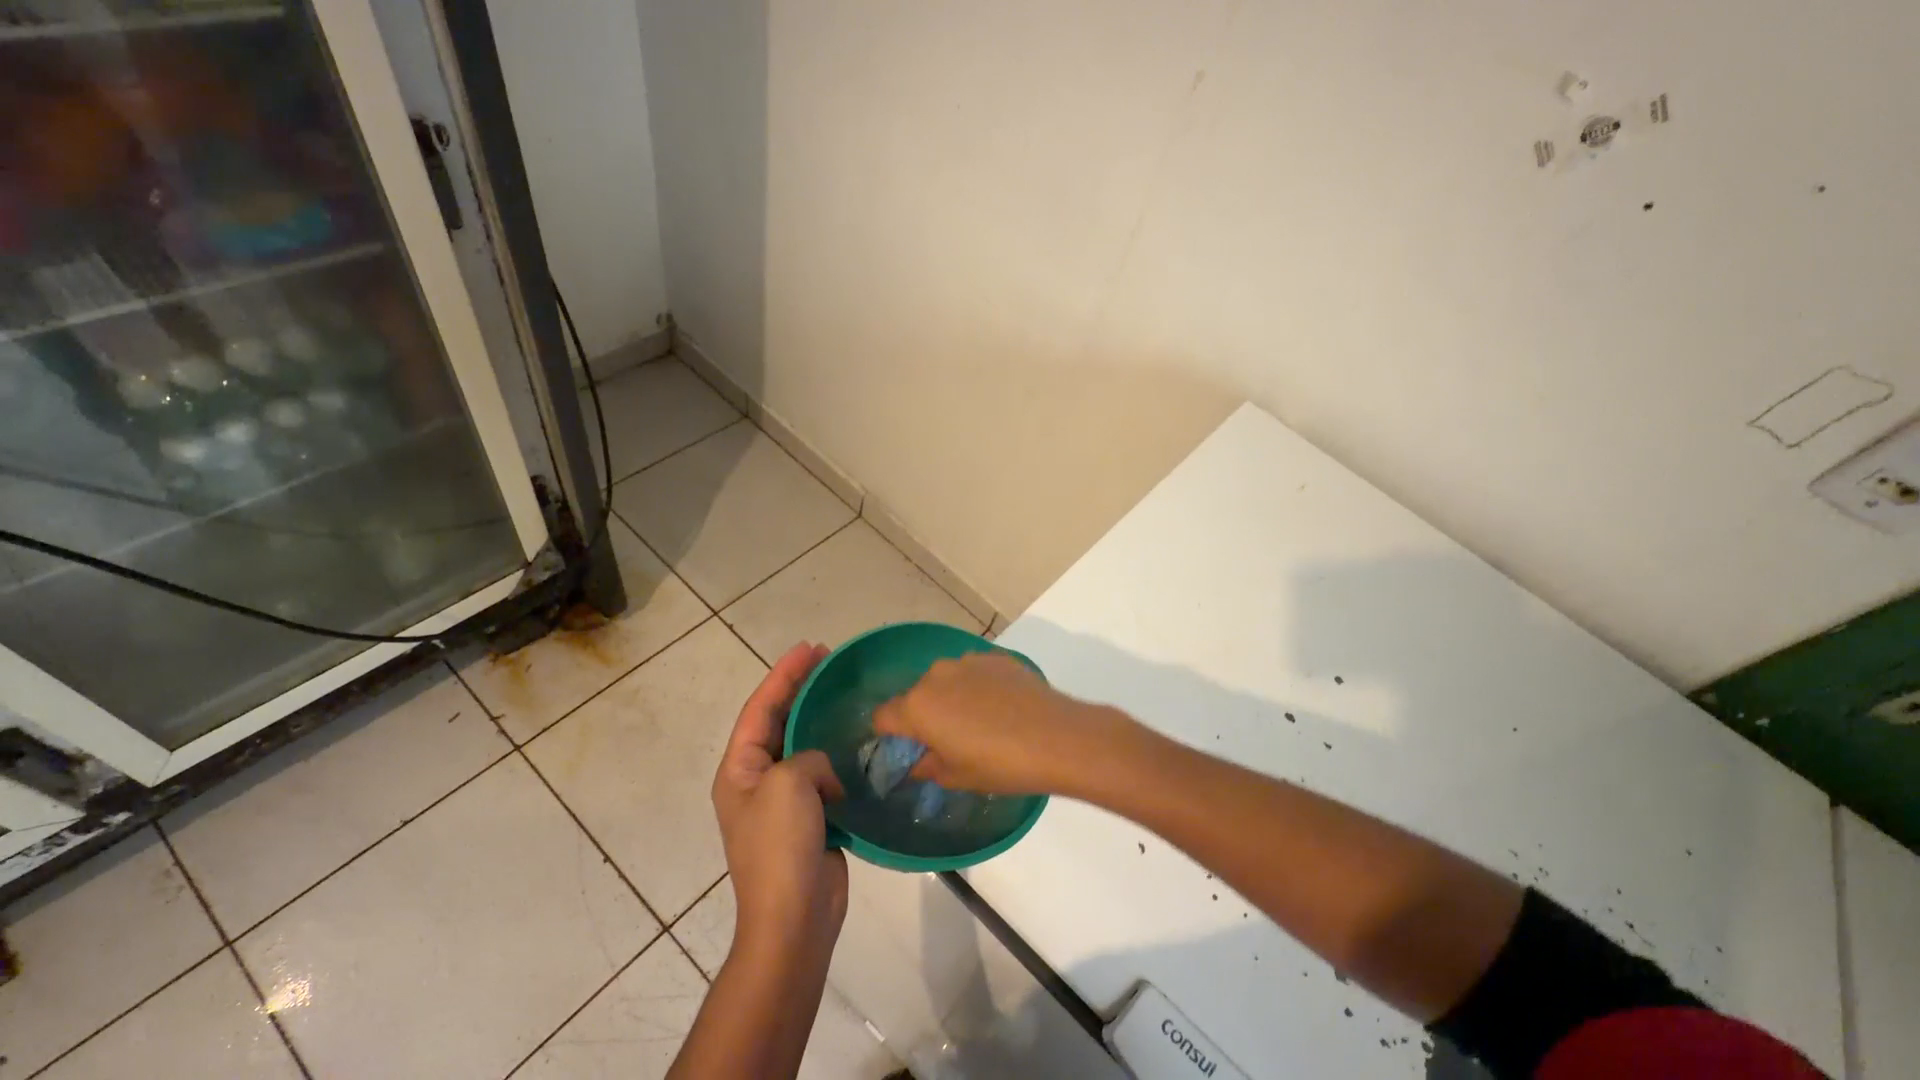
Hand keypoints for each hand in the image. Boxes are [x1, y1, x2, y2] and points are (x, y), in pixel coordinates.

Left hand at [712, 642, 847, 954]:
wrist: (793, 917)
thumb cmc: (779, 847)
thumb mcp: (787, 785)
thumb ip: (805, 757)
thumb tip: (824, 774)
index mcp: (738, 770)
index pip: (759, 709)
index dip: (783, 675)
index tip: (810, 648)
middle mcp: (755, 782)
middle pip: (778, 724)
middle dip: (801, 692)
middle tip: (831, 663)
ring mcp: (781, 805)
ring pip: (802, 751)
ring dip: (821, 725)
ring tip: (848, 699)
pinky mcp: (809, 823)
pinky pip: (822, 781)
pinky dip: (837, 761)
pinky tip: (858, 748)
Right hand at [872, 651, 1127, 795]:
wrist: (1059, 738)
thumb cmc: (1001, 765)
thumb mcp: (957, 776)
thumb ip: (928, 766)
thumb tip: (917, 762)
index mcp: (918, 707)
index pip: (883, 716)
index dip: (890, 734)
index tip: (908, 749)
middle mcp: (936, 676)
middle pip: (916, 696)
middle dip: (925, 716)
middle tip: (949, 741)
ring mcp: (968, 662)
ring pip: (946, 681)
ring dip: (953, 698)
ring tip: (981, 724)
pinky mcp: (997, 658)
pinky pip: (975, 673)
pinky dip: (980, 687)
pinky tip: (1003, 709)